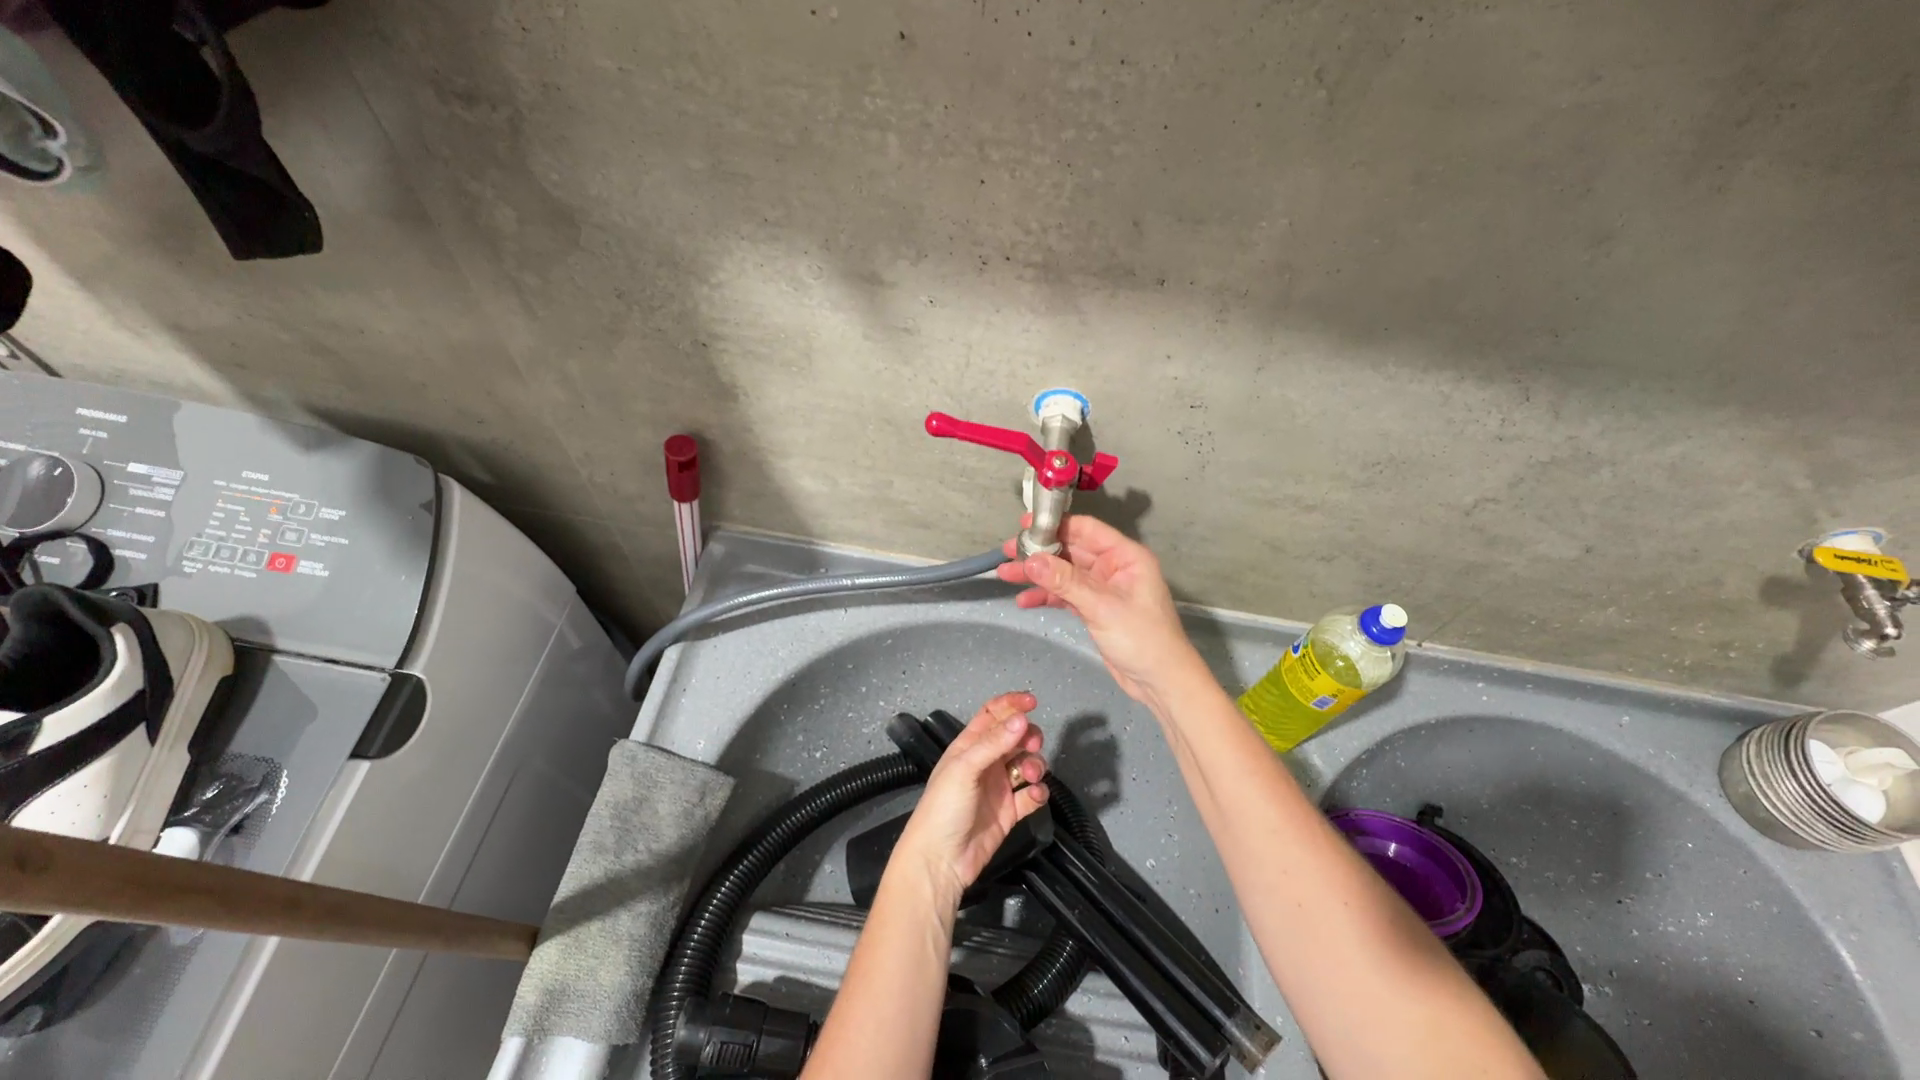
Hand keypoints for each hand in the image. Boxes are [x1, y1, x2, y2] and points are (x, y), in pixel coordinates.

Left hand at [894, 692, 1050, 899]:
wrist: (941, 860)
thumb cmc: (943, 808)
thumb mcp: (964, 769)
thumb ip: (994, 743)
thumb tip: (1022, 718)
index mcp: (968, 747)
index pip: (992, 715)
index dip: (1011, 705)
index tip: (1032, 702)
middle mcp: (985, 763)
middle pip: (1014, 737)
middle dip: (1028, 736)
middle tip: (1032, 744)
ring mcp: (999, 787)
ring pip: (1027, 764)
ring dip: (1035, 764)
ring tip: (1031, 776)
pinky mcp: (1010, 812)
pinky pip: (1031, 794)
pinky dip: (1038, 792)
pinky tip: (1034, 796)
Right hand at [996, 515, 1203, 704]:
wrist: (1160, 681)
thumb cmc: (1141, 637)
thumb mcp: (1102, 606)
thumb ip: (1065, 582)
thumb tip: (1030, 561)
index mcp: (1125, 556)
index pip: (1086, 530)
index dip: (1055, 525)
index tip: (1023, 525)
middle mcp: (1114, 567)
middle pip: (1071, 551)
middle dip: (1039, 552)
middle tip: (1006, 551)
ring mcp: (1104, 589)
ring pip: (1065, 574)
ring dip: (1038, 575)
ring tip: (1005, 575)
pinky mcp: (1095, 609)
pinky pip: (1066, 595)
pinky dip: (1047, 597)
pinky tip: (1024, 601)